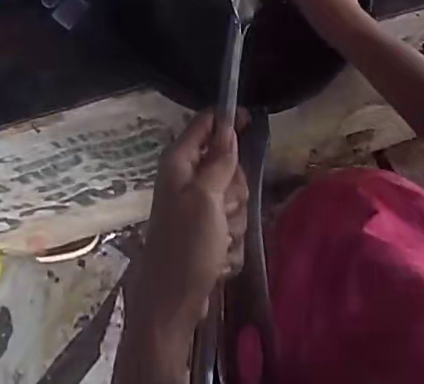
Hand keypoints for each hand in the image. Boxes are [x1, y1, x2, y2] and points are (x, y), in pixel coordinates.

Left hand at [125, 111, 248, 355]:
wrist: (173, 305)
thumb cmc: (185, 245)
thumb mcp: (205, 197)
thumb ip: (219, 160)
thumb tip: (228, 126)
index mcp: (179, 162)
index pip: (204, 124)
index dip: (227, 119)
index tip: (251, 120)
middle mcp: (187, 179)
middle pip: (227, 163)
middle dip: (235, 187)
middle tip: (225, 207)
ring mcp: (198, 207)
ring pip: (235, 196)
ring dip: (234, 218)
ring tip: (220, 237)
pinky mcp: (208, 232)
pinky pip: (233, 223)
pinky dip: (231, 239)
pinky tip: (220, 255)